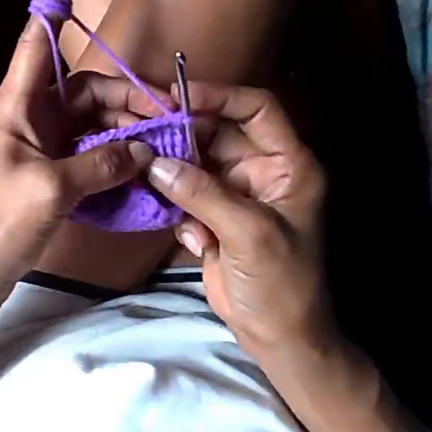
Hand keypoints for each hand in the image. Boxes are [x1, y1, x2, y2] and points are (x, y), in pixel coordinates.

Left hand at [0, 0, 153, 305]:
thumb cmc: (0, 222)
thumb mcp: (53, 189)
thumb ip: (102, 164)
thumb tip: (145, 147)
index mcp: (16, 106)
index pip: (36, 37)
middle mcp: (30, 115)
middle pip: (85, 86)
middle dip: (125, 95)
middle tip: (167, 113)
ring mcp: (43, 142)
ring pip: (94, 118)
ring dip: (126, 129)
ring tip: (162, 144)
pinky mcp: (53, 167)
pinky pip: (92, 147)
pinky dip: (116, 153)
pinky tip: (142, 164)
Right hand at [143, 83, 336, 359]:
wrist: (277, 335)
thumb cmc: (281, 282)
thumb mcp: (249, 233)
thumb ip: (203, 194)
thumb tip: (156, 162)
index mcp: (287, 165)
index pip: (257, 109)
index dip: (220, 96)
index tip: (177, 96)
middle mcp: (259, 171)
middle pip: (216, 132)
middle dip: (182, 134)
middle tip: (144, 134)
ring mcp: (233, 194)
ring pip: (193, 162)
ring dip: (171, 170)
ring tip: (145, 173)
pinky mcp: (211, 216)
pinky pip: (182, 193)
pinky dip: (173, 203)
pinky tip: (181, 230)